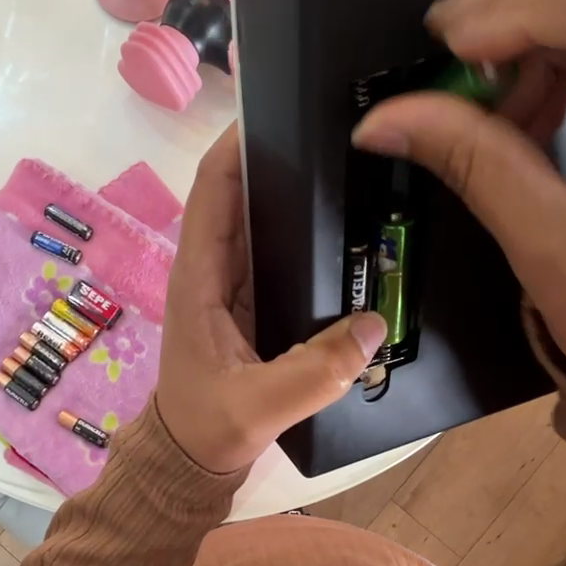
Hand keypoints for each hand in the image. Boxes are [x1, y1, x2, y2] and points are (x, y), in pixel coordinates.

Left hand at [157, 126, 387, 472]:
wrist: (192, 458)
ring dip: (300, 197)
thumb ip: (315, 372)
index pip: (215, 189)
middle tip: (343, 130)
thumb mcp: (258, 406)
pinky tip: (354, 233)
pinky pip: (284, 258)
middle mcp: (215, 269)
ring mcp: (236, 285)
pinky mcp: (256, 304)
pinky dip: (311, 240)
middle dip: (283, 159)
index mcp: (200, 277)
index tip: (283, 106)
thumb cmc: (207, 428)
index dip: (240, 142)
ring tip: (357, 167)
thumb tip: (374, 326)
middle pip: (245, 194)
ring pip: (267, 223)